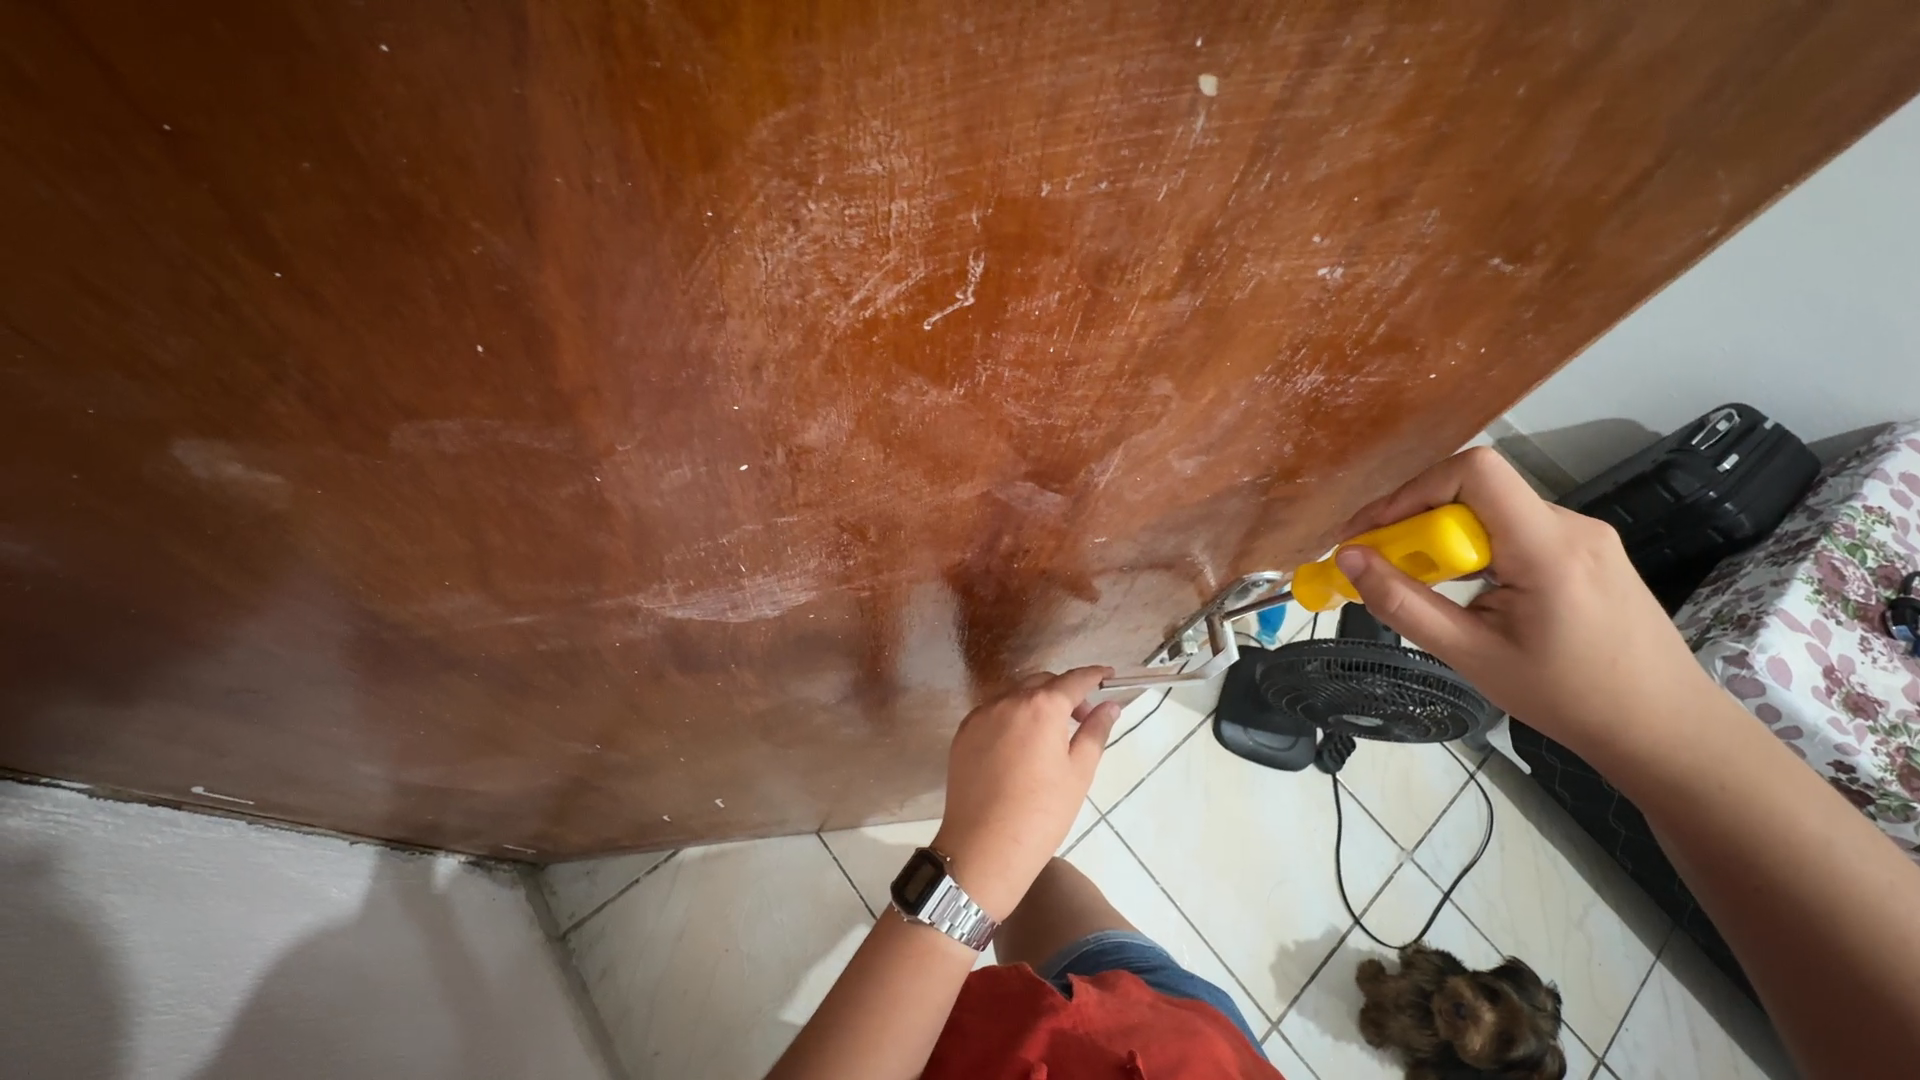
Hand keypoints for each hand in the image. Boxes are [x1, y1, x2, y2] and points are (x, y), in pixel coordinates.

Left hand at [931, 667, 1121, 917]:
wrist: (984, 846)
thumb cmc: (1042, 812)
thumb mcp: (1078, 772)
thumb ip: (1095, 731)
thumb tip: (1111, 705)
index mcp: (1041, 707)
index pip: (1073, 680)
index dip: (1094, 675)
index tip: (1108, 675)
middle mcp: (1007, 701)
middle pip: (1042, 682)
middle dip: (1064, 692)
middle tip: (1082, 718)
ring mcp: (980, 715)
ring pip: (1014, 695)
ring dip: (1036, 703)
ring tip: (1050, 734)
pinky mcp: (963, 733)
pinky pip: (992, 712)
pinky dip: (1011, 717)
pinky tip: (1020, 745)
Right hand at [1332, 447, 1721, 757]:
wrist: (1664, 728)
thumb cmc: (1568, 699)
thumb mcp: (1470, 656)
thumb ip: (1403, 603)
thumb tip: (1348, 559)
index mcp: (1549, 548)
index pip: (1475, 472)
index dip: (1412, 491)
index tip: (1373, 534)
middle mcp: (1572, 526)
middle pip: (1475, 492)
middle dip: (1416, 521)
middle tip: (1379, 565)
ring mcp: (1585, 536)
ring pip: (1492, 512)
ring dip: (1444, 538)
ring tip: (1417, 583)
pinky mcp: (1587, 552)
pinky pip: (1513, 530)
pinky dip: (1474, 550)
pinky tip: (1464, 591)